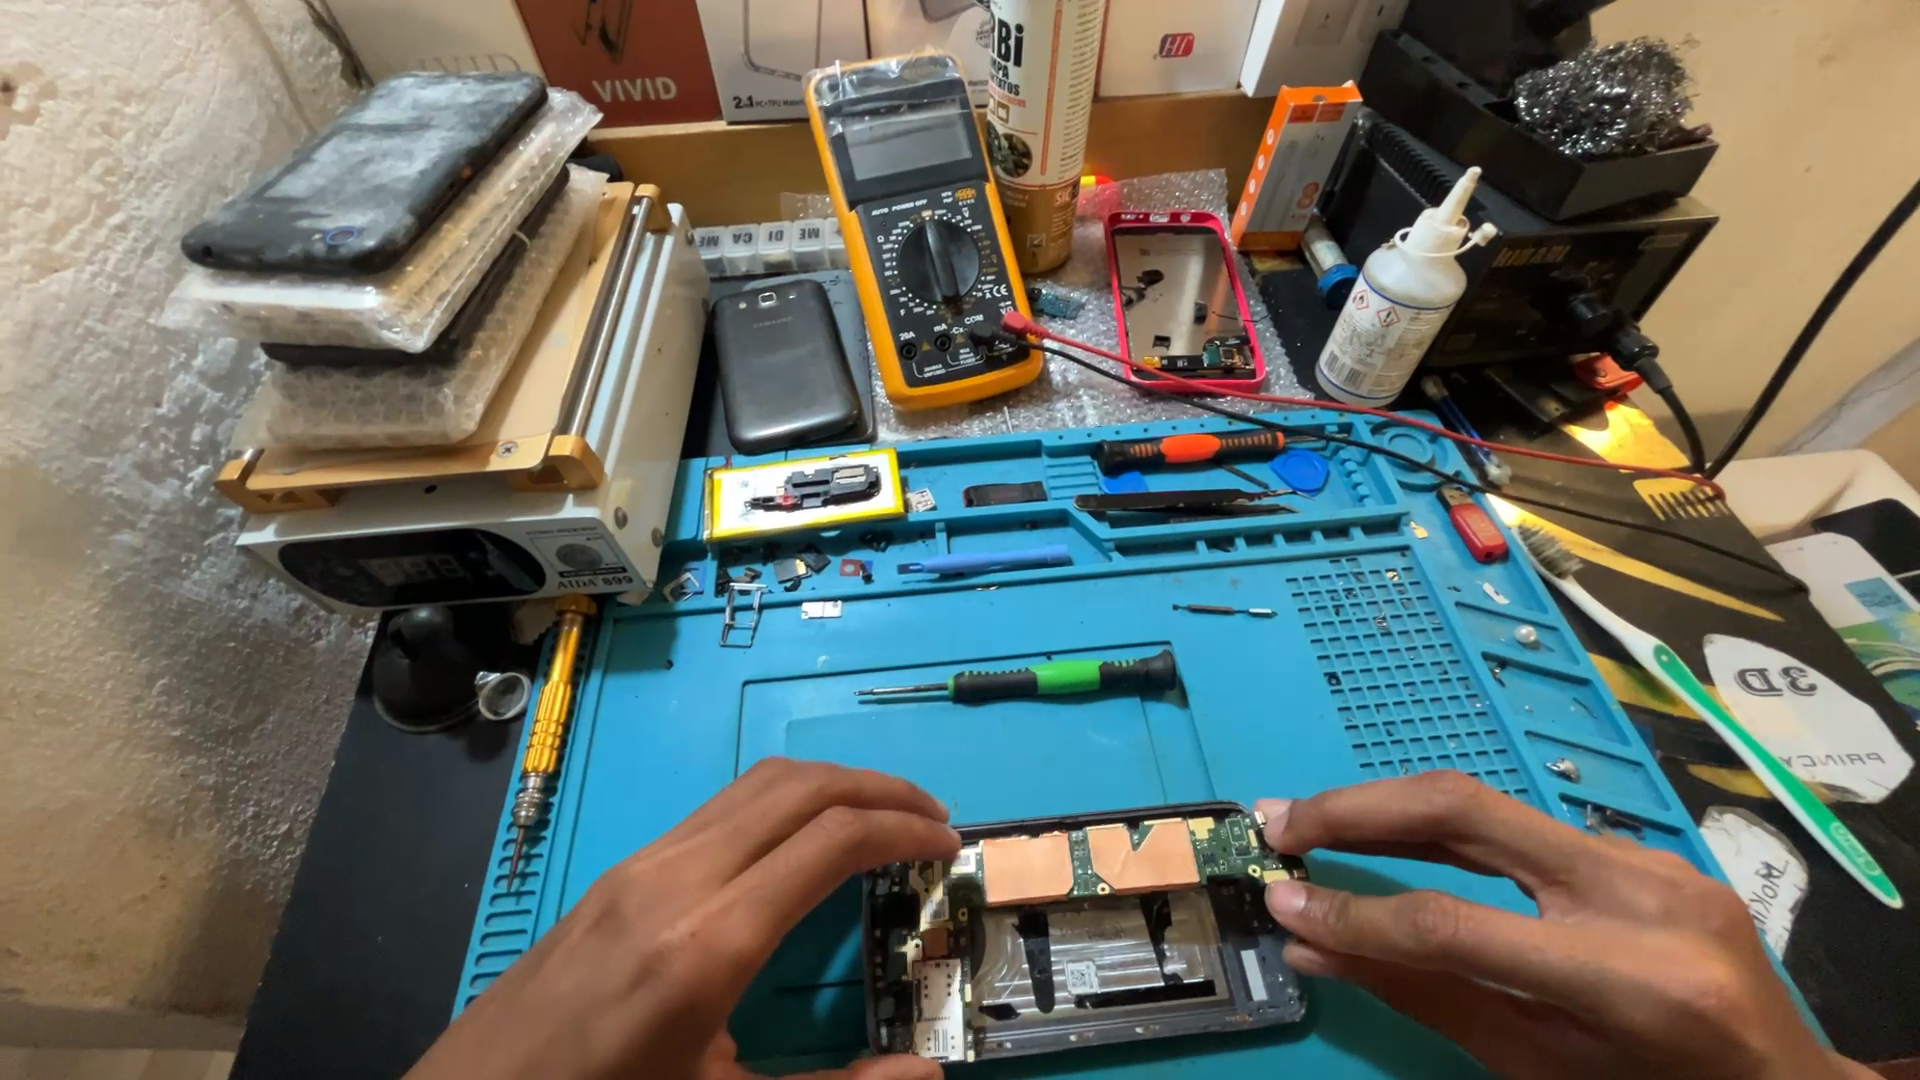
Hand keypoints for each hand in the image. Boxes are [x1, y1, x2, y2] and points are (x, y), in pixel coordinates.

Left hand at [409, 758, 960, 1079]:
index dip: (901, 829)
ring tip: (883, 810)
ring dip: (835, 783)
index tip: (947, 841)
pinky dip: (790, 798)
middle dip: (880, 788)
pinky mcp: (626, 865)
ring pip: (763, 781)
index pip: (831, 841)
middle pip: (803, 787)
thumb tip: (929, 1073)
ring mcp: (647, 861)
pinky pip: (727, 803)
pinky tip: (806, 835)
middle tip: (932, 814)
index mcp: (711, 943)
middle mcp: (681, 877)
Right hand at [1259, 772, 1871, 1079]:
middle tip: (1277, 821)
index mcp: (1635, 981)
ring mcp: (1642, 854)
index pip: (1454, 925)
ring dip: (1378, 805)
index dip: (1354, 913)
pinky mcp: (1627, 842)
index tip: (1280, 899)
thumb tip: (1309, 944)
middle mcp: (1642, 892)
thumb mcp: (1535, 1068)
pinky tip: (1376, 828)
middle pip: (1461, 812)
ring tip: (1305, 815)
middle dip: (1354, 810)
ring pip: (1476, 799)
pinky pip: (1503, 821)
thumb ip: (1418, 996)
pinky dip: (1425, 824)